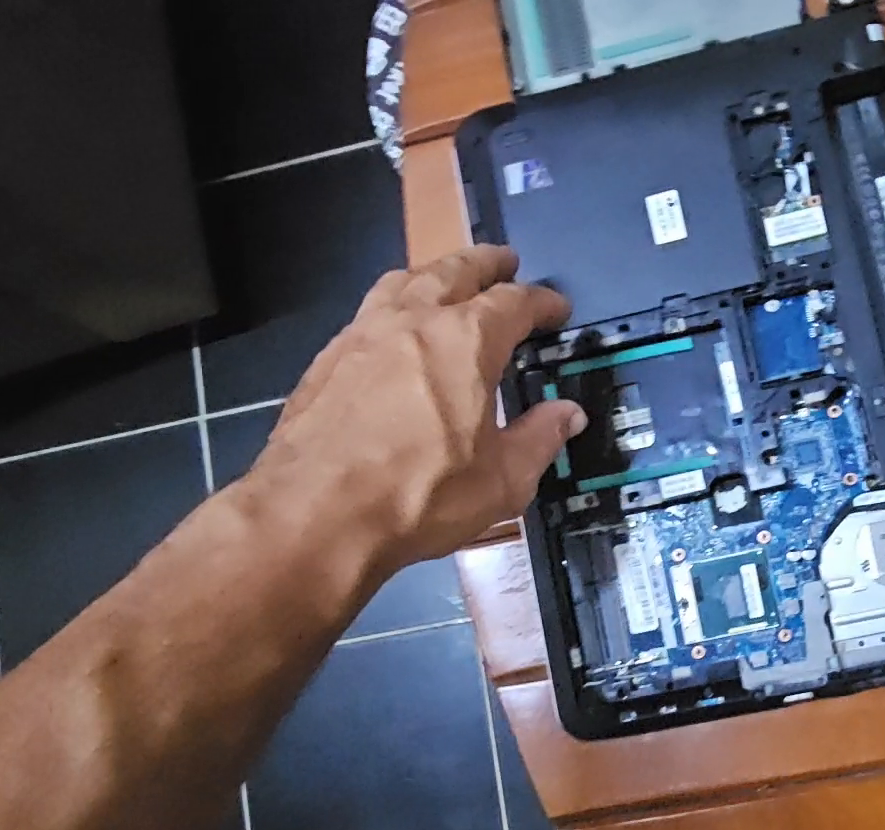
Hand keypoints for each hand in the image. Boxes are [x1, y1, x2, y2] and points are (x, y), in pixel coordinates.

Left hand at [242, 246, 584, 578]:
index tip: (557, 308)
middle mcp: (413, 320)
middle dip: (486, 263)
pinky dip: (396, 305)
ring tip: (448, 281)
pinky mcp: (328, 359)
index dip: (541, 302)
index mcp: (466, 341)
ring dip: (435, 274)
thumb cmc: (422, 495)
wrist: (317, 514)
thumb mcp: (503, 479)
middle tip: (505, 261)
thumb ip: (540, 438)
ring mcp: (363, 334)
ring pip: (404, 281)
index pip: (514, 303)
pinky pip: (370, 312)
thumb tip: (568, 413)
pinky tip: (396, 331)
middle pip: (454, 271)